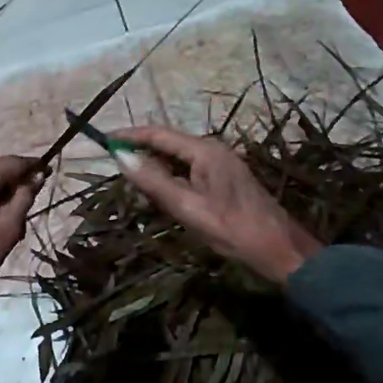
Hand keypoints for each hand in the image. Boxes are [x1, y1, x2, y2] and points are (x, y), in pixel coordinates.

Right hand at [111, 126, 322, 284]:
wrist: (278, 248)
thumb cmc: (231, 228)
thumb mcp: (186, 206)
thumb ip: (153, 180)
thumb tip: (122, 157)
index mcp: (204, 150)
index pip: (158, 134)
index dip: (130, 136)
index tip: (104, 140)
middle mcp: (212, 149)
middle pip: (168, 143)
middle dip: (141, 151)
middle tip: (114, 164)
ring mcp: (221, 163)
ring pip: (178, 158)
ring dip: (155, 168)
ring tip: (134, 183)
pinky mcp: (224, 178)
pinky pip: (189, 170)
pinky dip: (171, 178)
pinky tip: (161, 194)